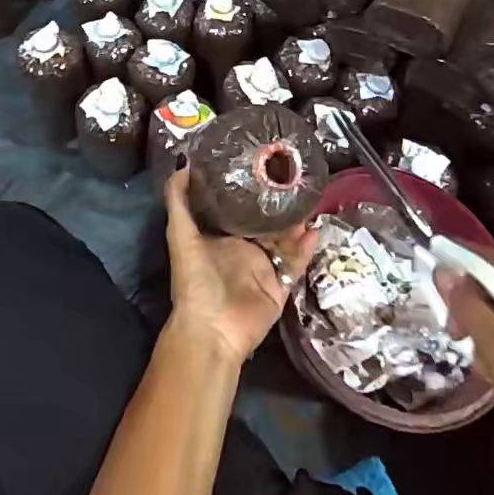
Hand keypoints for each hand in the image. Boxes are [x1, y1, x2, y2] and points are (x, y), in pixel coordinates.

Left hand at [163, 166, 318, 362]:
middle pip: (269, 223)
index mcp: (224, 238)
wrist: (211, 330)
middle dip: (283, 205)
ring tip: (311, 202)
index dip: (255, 191)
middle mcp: (245, 250)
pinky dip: (306, 249)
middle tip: (298, 182)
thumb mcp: (181, 236)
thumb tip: (183, 165)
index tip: (267, 168)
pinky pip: (296, 264)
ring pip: (286, 240)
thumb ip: (179, 202)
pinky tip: (315, 231)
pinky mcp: (279, 287)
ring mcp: (264, 269)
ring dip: (298, 224)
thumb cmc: (195, 280)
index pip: (243, 209)